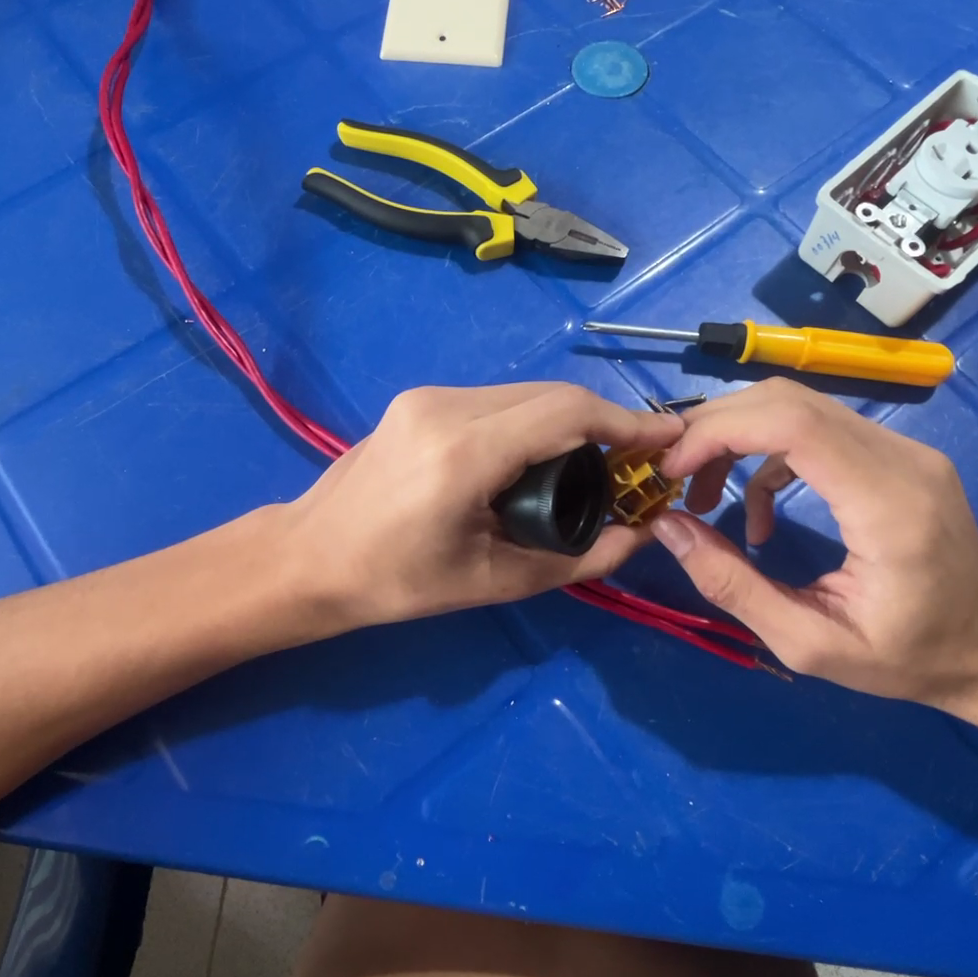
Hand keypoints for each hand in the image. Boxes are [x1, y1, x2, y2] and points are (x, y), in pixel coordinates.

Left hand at [286, 383, 683, 630]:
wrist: (309, 557)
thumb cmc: (397, 583)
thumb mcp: (494, 582)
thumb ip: (578, 558)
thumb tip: (640, 536)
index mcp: (464, 452)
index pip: (567, 412)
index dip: (627, 422)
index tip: (668, 439)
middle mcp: (446, 407)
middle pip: (550, 395)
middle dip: (602, 423)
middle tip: (633, 464)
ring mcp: (428, 396)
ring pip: (524, 393)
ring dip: (566, 420)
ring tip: (591, 464)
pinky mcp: (419, 400)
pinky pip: (495, 400)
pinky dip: (531, 421)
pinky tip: (540, 456)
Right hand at [652, 379, 977, 713]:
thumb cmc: (907, 659)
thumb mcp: (808, 644)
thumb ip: (733, 586)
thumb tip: (666, 528)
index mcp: (888, 505)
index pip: (793, 424)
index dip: (720, 432)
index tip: (671, 469)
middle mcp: (902, 459)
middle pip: (789, 401)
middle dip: (715, 428)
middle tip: (673, 476)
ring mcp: (905, 449)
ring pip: (799, 406)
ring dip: (736, 437)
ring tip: (702, 493)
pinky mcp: (898, 454)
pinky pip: (817, 428)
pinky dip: (767, 454)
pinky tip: (757, 508)